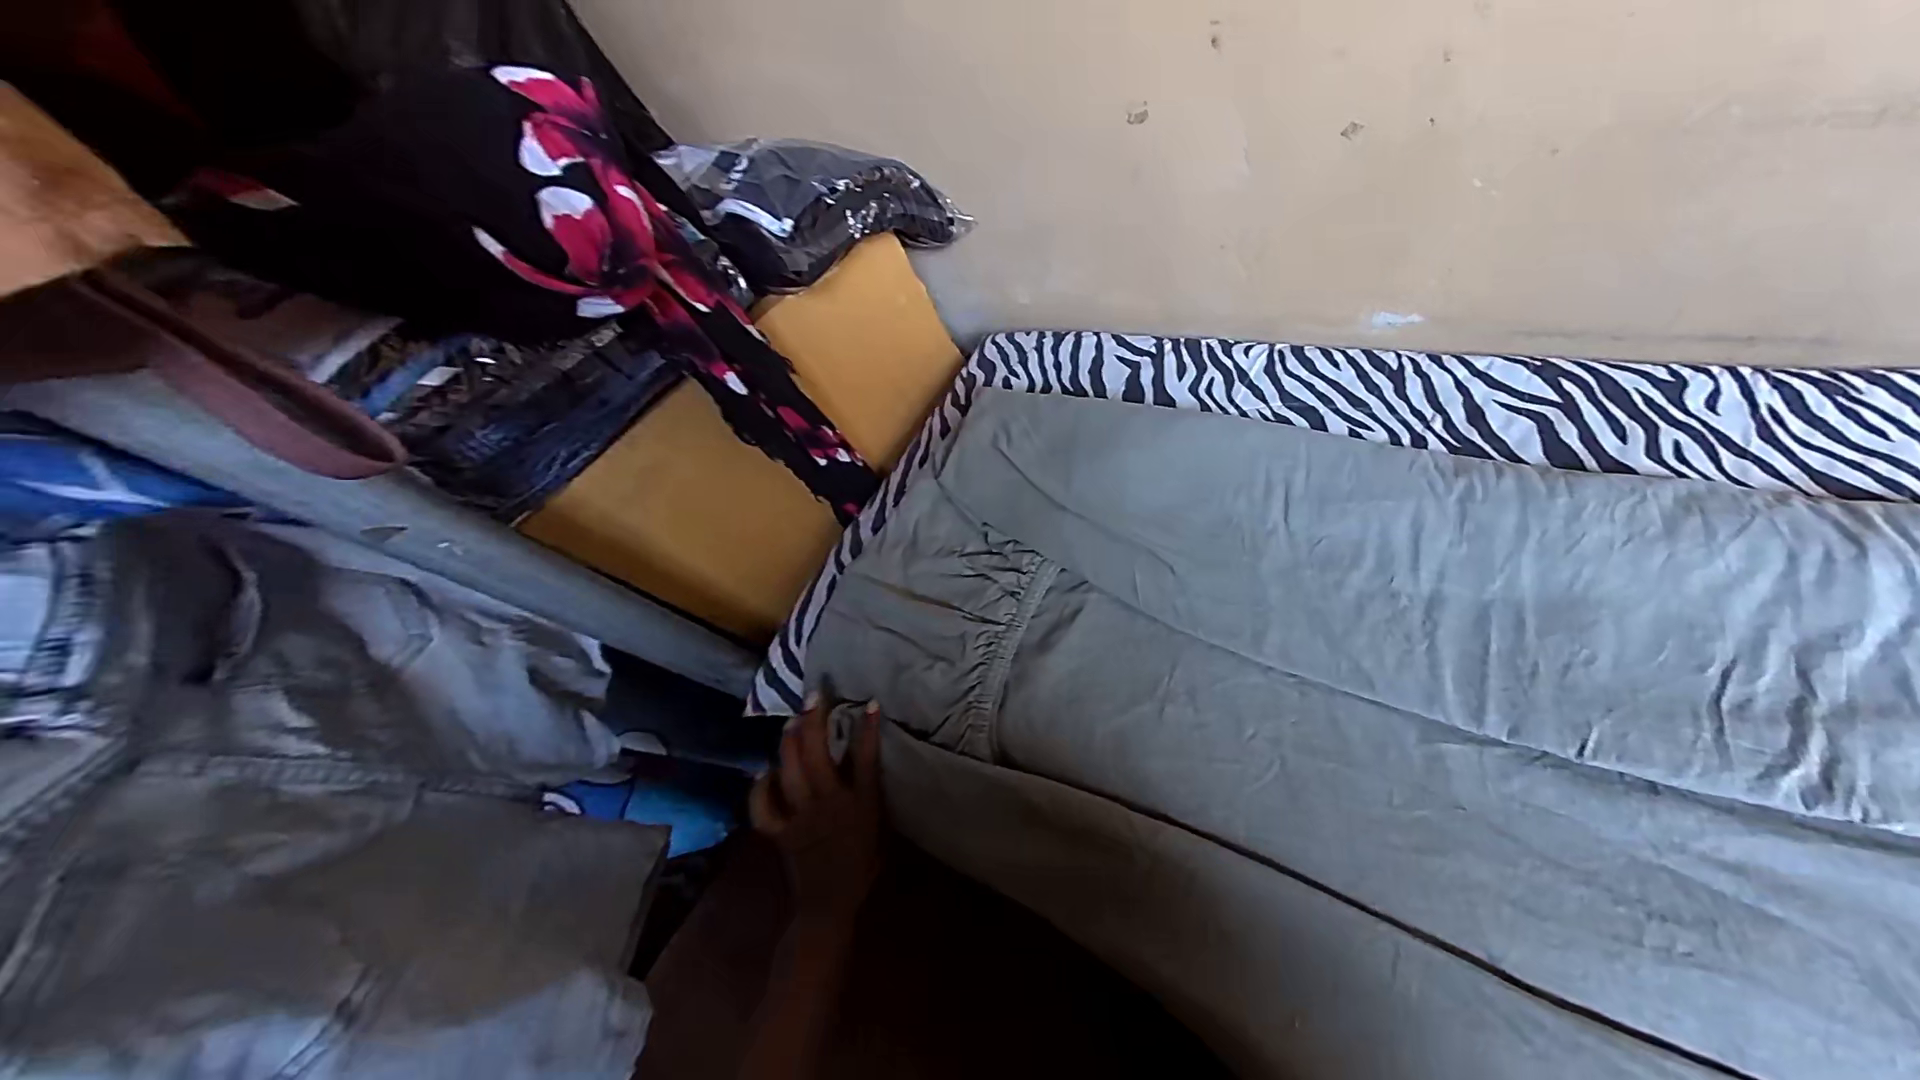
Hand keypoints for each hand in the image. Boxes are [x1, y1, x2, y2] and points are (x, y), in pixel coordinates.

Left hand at [749, 699, 883, 924]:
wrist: (830, 905)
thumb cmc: (861, 863)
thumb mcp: (878, 825)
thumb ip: (869, 791)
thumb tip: (858, 753)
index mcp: (861, 804)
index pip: (866, 759)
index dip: (868, 730)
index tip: (871, 703)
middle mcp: (830, 805)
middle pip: (818, 755)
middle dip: (814, 721)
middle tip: (814, 696)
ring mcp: (802, 818)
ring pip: (790, 772)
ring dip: (789, 742)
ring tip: (792, 722)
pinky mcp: (780, 833)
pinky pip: (763, 806)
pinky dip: (761, 787)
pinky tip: (766, 772)